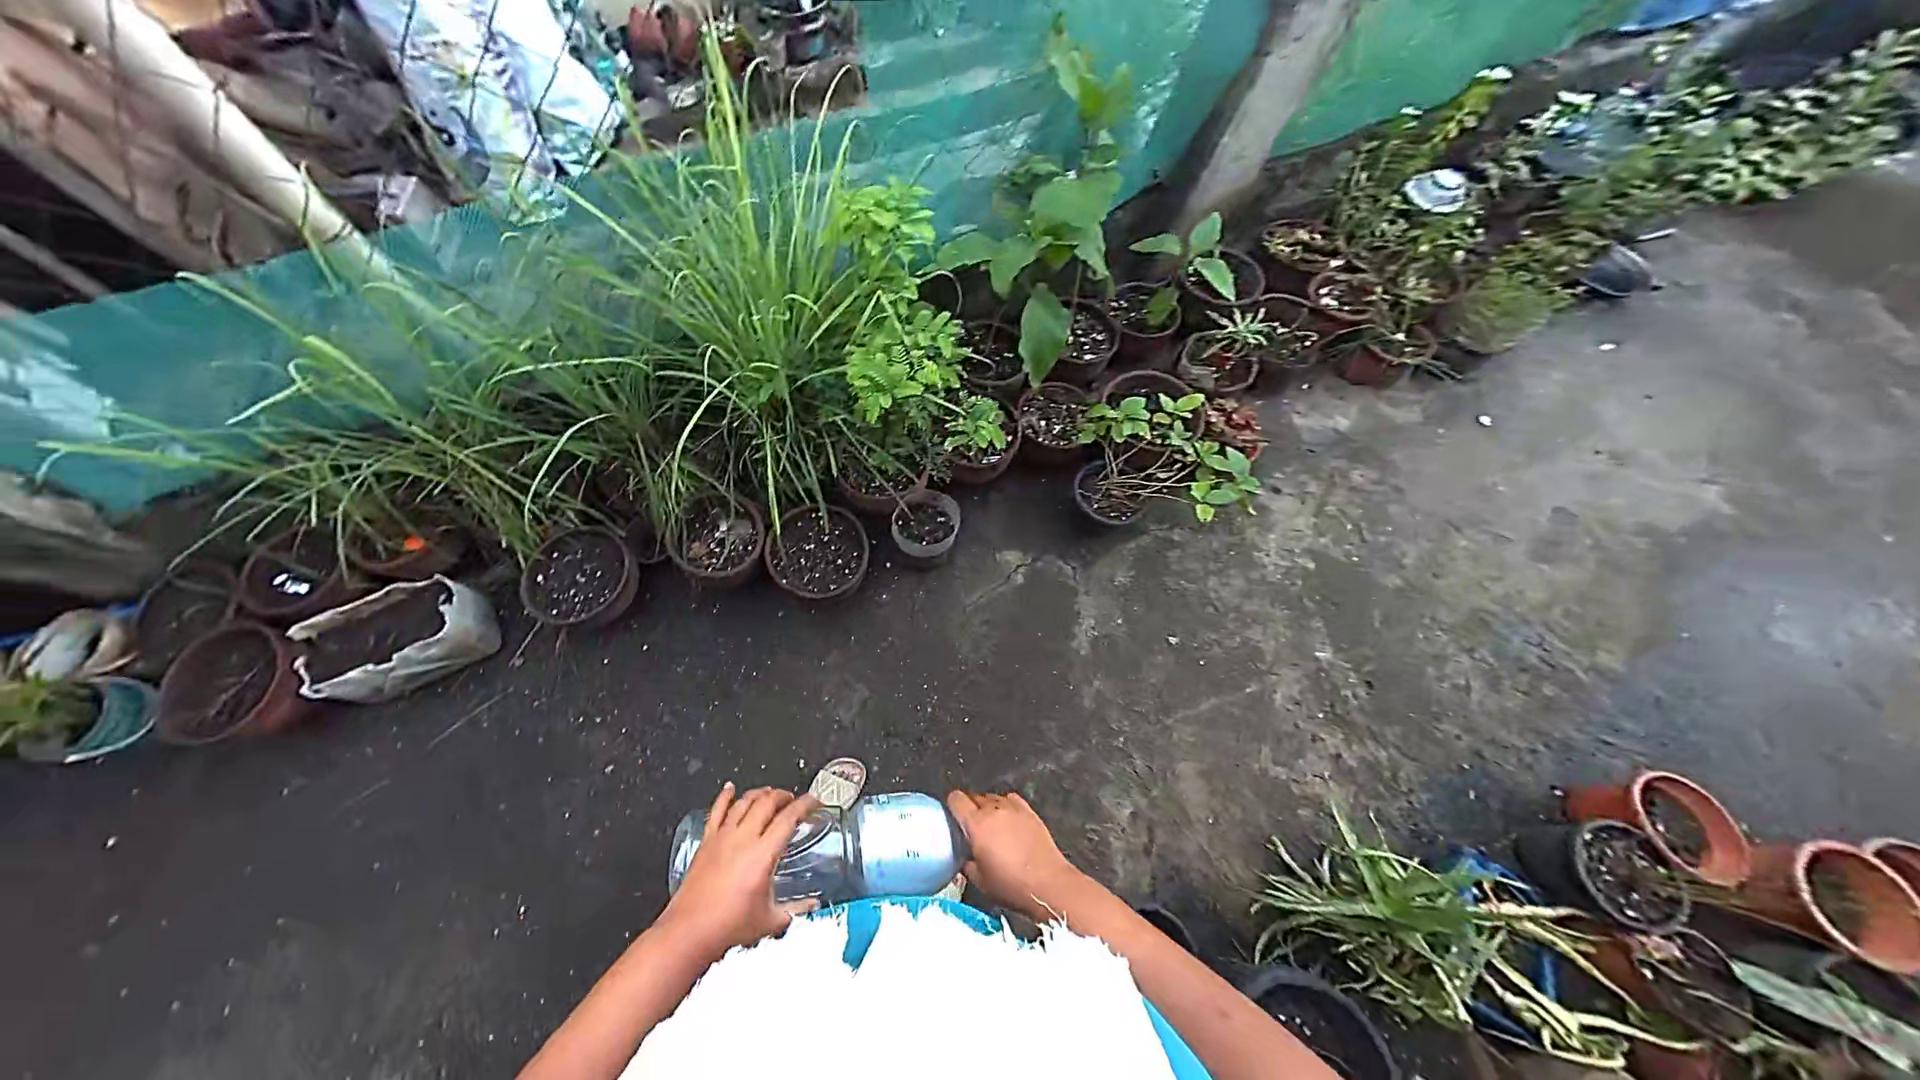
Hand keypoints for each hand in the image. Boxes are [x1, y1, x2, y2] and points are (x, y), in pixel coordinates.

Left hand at [658, 783, 820, 957]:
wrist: (688, 934)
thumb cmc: (725, 928)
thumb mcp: (770, 921)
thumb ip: (795, 911)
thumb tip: (810, 907)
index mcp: (762, 854)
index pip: (789, 817)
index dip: (805, 804)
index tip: (813, 801)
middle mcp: (743, 840)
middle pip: (767, 802)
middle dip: (784, 796)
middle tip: (793, 800)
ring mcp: (722, 838)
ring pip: (744, 802)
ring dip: (760, 794)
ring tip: (769, 793)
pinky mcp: (706, 843)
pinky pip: (716, 811)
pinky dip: (725, 796)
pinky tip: (729, 789)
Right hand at [946, 790, 1085, 919]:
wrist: (1047, 883)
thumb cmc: (1010, 885)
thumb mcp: (979, 880)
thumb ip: (966, 862)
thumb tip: (964, 856)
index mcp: (976, 824)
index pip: (957, 800)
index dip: (952, 804)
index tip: (952, 814)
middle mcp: (993, 809)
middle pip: (974, 796)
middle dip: (969, 807)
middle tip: (970, 825)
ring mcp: (1013, 808)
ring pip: (992, 797)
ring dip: (987, 806)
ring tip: (990, 823)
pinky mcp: (1029, 811)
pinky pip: (1011, 799)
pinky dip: (1005, 805)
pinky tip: (1008, 818)